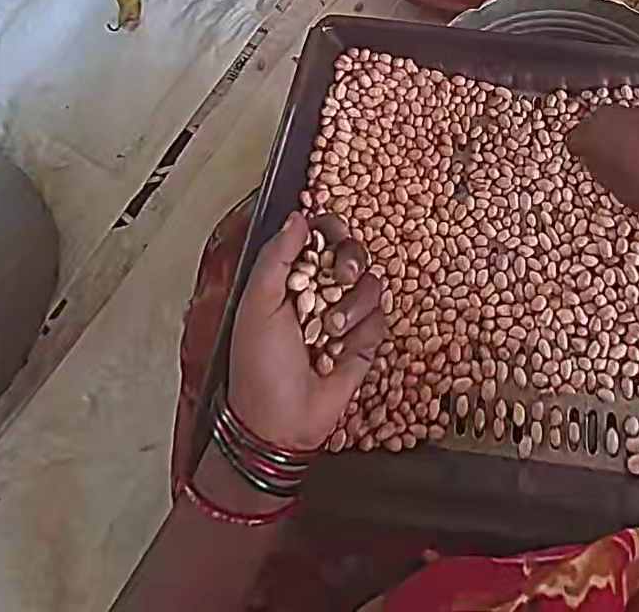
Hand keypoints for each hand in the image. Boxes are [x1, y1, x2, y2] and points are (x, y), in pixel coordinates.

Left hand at [228, 212, 385, 450]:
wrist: (279, 422)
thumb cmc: (259, 364)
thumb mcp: (258, 305)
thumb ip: (278, 257)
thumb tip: (298, 216)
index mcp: (295, 275)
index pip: (322, 235)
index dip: (332, 229)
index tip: (335, 235)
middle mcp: (323, 288)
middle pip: (354, 251)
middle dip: (352, 261)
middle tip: (342, 278)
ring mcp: (347, 313)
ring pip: (372, 283)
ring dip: (353, 307)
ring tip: (331, 333)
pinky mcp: (366, 340)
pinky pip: (380, 318)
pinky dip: (362, 334)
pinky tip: (340, 353)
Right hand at [567, 106, 638, 276]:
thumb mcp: (627, 194)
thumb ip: (603, 168)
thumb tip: (589, 154)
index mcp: (617, 143)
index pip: (582, 132)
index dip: (578, 142)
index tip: (578, 151)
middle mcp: (636, 122)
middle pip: (602, 115)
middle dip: (596, 128)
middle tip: (597, 145)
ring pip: (628, 113)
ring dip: (621, 125)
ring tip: (627, 146)